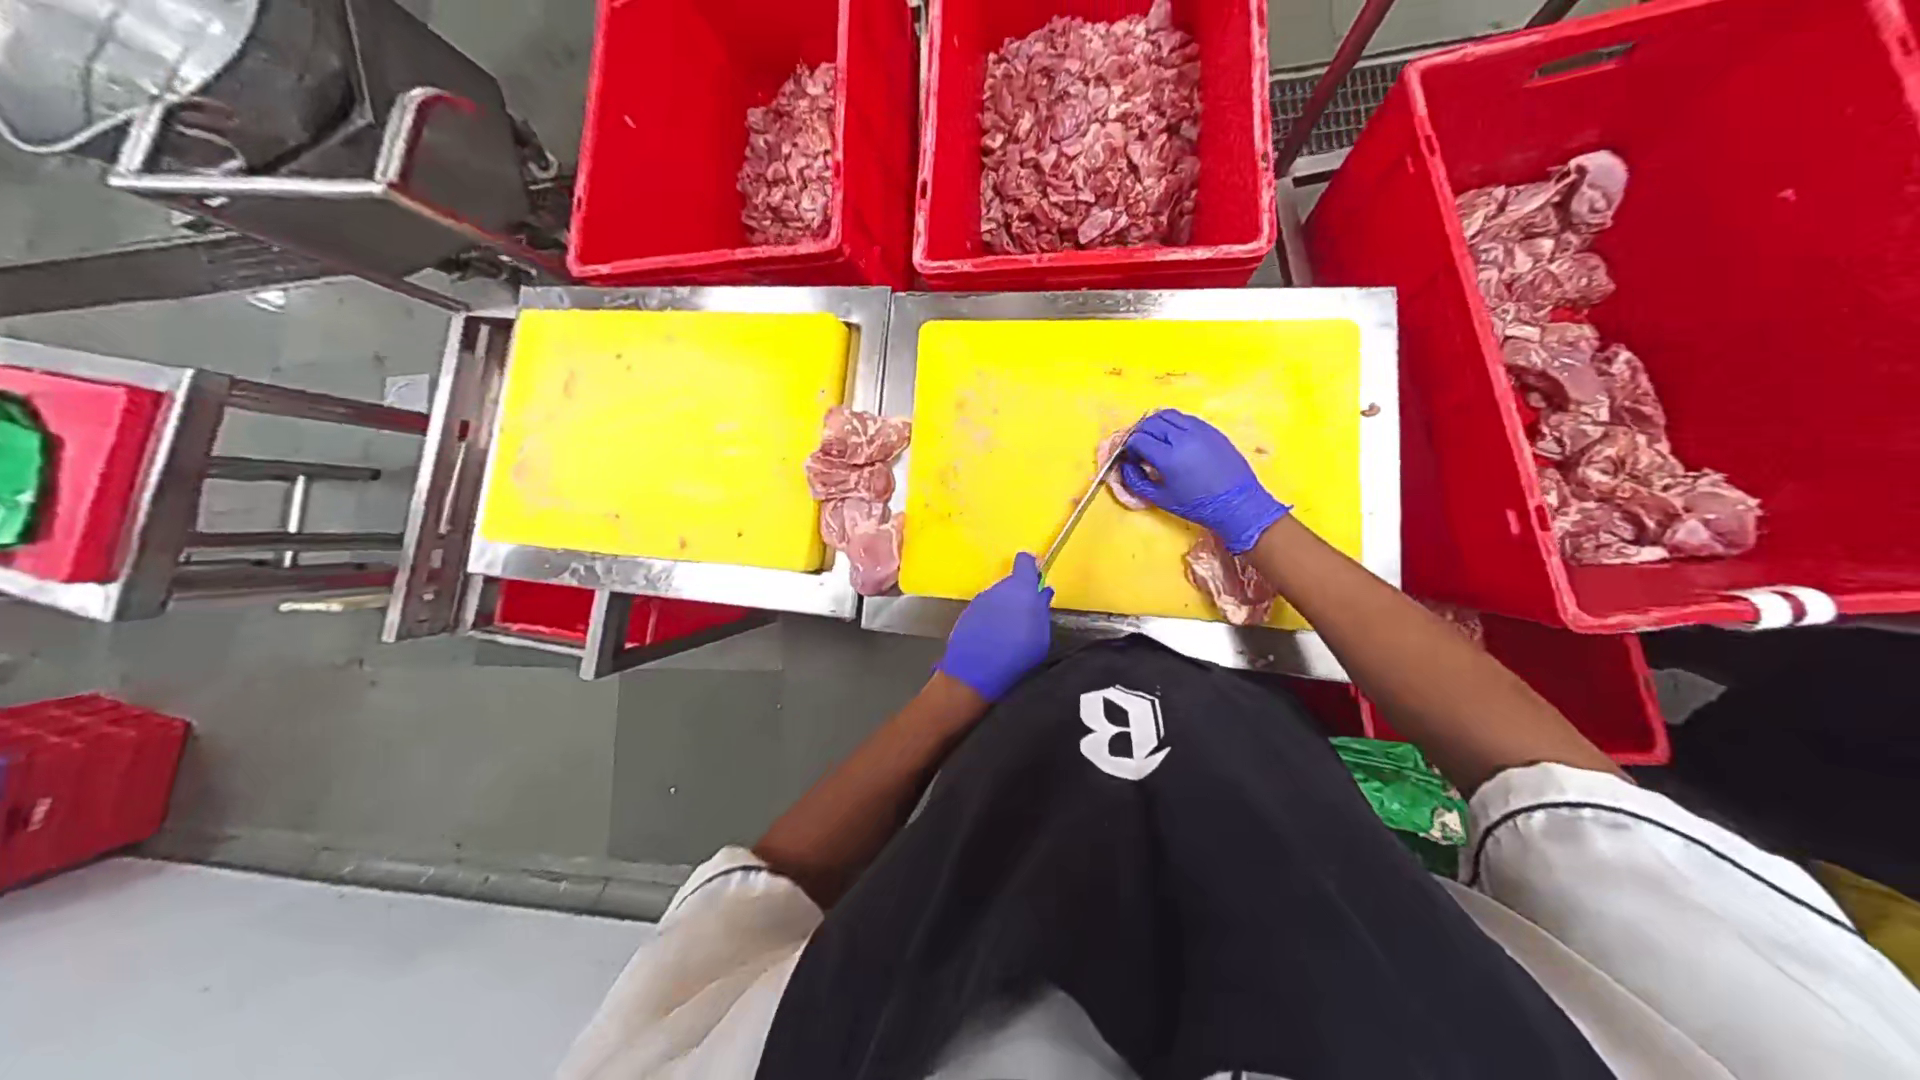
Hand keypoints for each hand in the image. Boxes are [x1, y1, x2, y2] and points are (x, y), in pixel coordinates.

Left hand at [938, 552, 1053, 700]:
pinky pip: (984, 610)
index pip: (1024, 561)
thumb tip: (1042, 592)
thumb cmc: (1018, 653)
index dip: (1031, 567)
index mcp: (1020, 588)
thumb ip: (1041, 609)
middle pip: (1011, 583)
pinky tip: (993, 639)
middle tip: (1026, 617)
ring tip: (1009, 633)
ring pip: (997, 597)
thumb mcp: (1041, 635)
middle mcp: (998, 588)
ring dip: (1004, 607)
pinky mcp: (966, 613)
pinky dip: (990, 618)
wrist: (974, 671)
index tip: (1036, 580)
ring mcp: (979, 600)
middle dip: (1020, 595)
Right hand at [1122, 409, 1291, 553]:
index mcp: (1168, 457)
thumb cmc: (1196, 506)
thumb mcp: (1160, 499)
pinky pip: (1185, 418)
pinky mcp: (1211, 429)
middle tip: (1138, 447)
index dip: (1128, 446)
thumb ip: (1136, 481)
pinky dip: (1173, 423)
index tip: (1129, 456)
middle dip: (1139, 433)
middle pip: (1150, 422)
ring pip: (1168, 414)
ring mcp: (1199, 430)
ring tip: (1154, 438)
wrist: (1236, 503)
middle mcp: (1182, 438)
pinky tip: (1173, 438)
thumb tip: (1125, 465)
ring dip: (1155, 424)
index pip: (1138, 439)